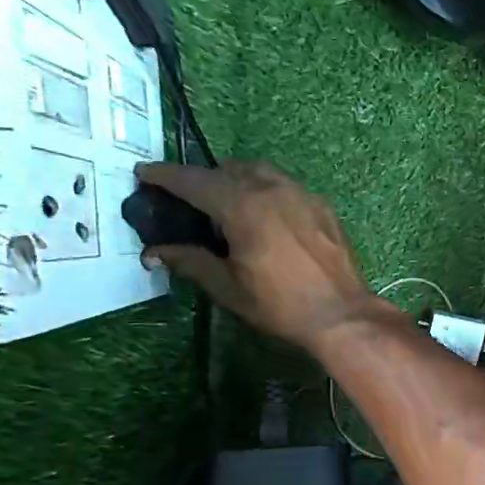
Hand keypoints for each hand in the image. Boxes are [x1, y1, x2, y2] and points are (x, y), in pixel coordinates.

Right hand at [136, 162, 388, 346]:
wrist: (340, 314)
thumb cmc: (278, 304)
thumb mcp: (227, 287)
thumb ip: (189, 262)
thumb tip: (153, 253)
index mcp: (242, 206)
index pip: (194, 181)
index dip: (165, 176)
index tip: (144, 172)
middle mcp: (270, 187)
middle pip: (225, 170)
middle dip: (200, 179)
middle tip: (185, 200)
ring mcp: (298, 191)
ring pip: (256, 171)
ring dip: (232, 179)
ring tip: (222, 204)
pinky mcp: (318, 202)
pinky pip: (281, 184)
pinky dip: (261, 190)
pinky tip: (262, 215)